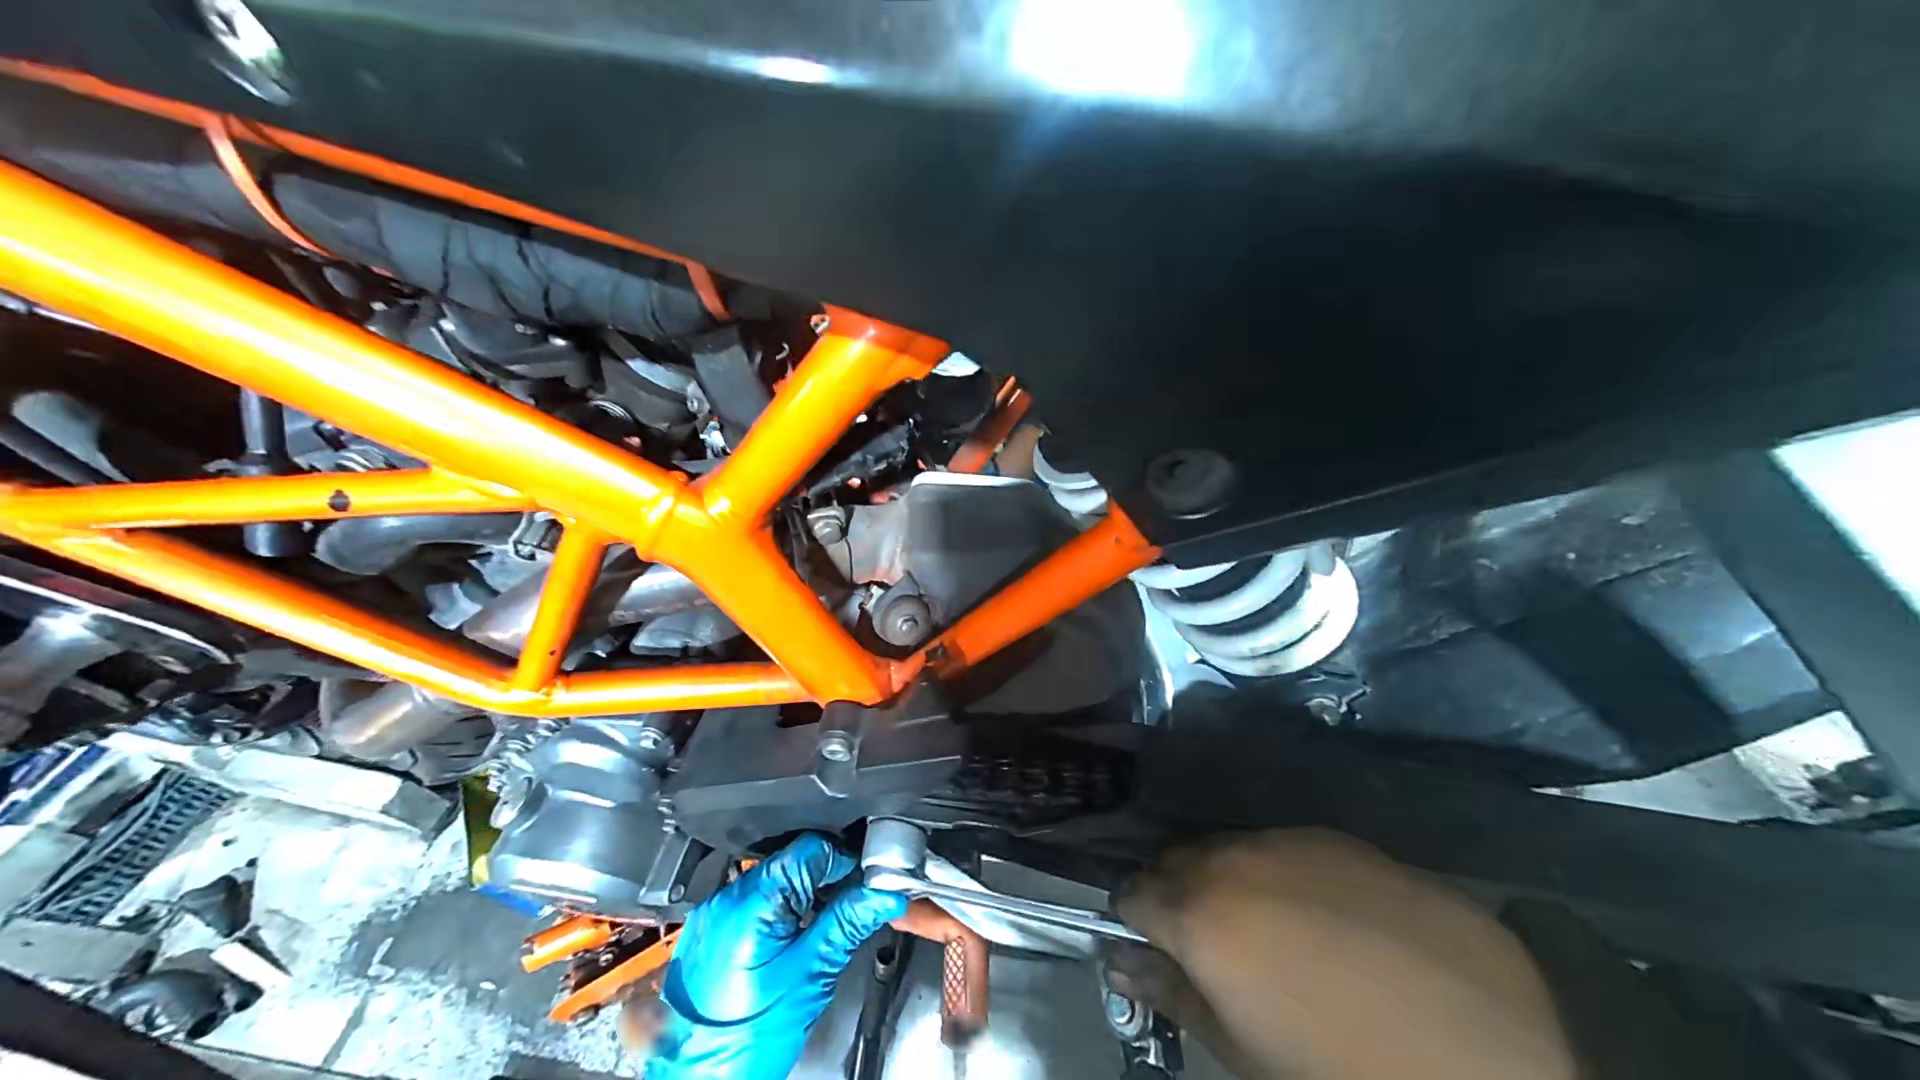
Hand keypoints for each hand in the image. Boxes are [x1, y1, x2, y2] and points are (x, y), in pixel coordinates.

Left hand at [645, 834, 905, 1079]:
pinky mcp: (711, 929)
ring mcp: (716, 912)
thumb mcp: (811, 974)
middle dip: (828, 877)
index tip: (867, 882)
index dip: (846, 860)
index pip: (812, 848)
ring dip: (805, 893)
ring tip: (824, 925)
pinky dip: (780, 909)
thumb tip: (884, 894)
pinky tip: (793, 937)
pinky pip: (755, 900)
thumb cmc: (746, 1040)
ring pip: (775, 880)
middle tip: (853, 904)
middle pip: (794, 861)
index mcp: (754, 898)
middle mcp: (728, 896)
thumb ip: (849, 923)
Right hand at [1109, 829, 1573, 1079]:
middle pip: (1177, 860)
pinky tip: (1330, 919)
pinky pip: (1290, 848)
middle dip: (1178, 894)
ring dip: (1232, 879)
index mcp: (1199, 915)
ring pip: (1233, 847)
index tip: (1156, 947)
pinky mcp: (1346, 840)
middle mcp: (1234, 859)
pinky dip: (1286, 873)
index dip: (1136, 922)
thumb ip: (1171, 995)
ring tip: (1275, 929)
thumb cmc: (1343, 1072)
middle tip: (1215, 945)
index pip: (1132, 893)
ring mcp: (1293, 841)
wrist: (1494, 1060)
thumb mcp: (1244, 1054)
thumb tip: (1118, 960)